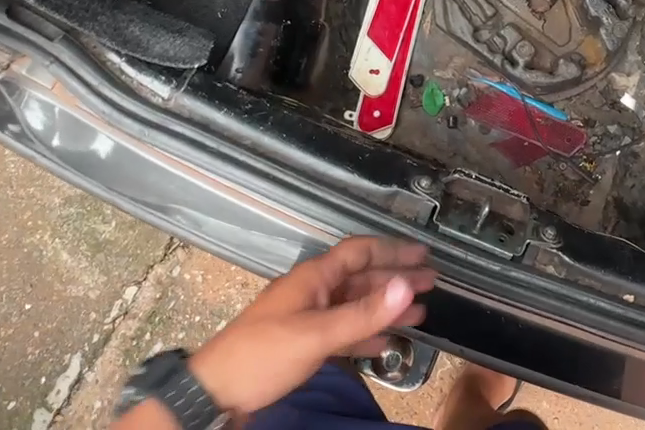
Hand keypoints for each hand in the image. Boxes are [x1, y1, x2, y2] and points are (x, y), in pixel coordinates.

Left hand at [187, 237, 436, 413]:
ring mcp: (308, 317)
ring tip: (420, 311)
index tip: (423, 254)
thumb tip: (408, 284)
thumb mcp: (317, 334)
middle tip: (432, 282)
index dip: (392, 250)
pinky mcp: (304, 344)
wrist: (212, 395)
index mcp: (315, 277)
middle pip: (362, 277)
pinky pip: (344, 331)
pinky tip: (386, 342)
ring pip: (356, 305)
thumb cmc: (263, 355)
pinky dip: (367, 333)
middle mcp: (314, 291)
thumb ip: (364, 313)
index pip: (360, 252)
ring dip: (386, 307)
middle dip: (396, 279)